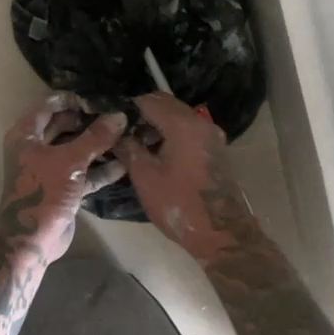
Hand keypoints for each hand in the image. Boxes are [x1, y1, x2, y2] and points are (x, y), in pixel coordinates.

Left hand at [1, 94, 127, 258]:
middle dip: (88, 122)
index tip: (97, 97)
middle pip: (63, 126)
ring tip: (126, 135)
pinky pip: (82, 172)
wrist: (32, 238)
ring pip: (74, 150)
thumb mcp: (70, 160)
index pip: (47, 106)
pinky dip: (99, 169)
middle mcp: (34, 147)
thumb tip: (119, 115)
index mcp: (25, 134)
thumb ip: (95, 137)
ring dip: (97, 145)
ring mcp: (48, 168)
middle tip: (117, 115)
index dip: (71, 99)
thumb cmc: (44, 191)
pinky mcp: (61, 187)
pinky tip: (123, 164)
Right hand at [115, 92, 242, 255]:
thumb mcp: (145, 177)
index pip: (149, 100)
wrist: (223, 235)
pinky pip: (189, 131)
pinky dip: (172, 134)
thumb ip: (128, 148)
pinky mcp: (216, 150)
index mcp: (183, 125)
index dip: (127, 107)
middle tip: (121, 131)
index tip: (110, 120)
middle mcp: (201, 123)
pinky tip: (157, 153)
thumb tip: (116, 133)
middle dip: (142, 113)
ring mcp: (212, 137)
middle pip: (166, 104)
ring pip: (178, 117)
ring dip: (157, 124)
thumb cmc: (179, 204)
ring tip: (136, 144)